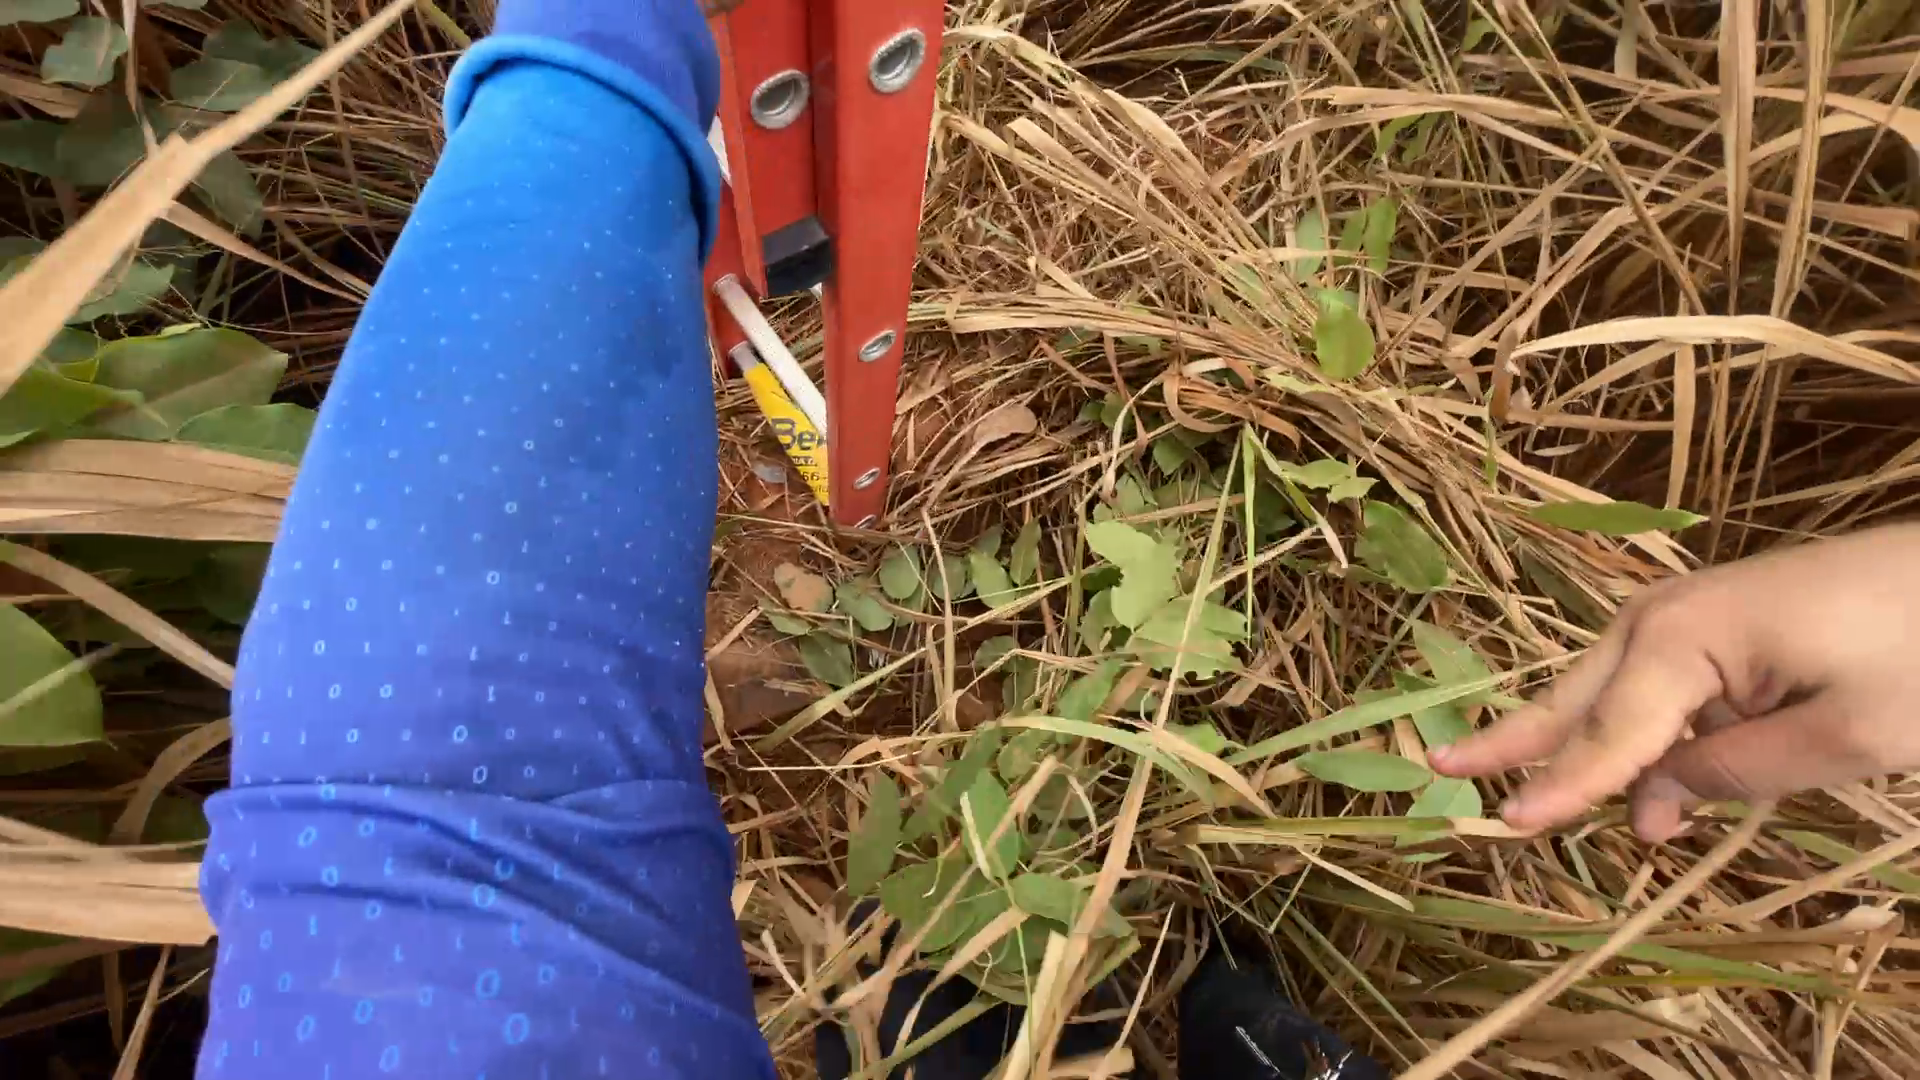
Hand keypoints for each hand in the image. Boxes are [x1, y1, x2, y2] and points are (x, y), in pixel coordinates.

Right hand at [1428, 523, 1919, 841]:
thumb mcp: (1855, 734)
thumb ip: (1737, 771)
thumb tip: (1649, 808)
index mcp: (1677, 640)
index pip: (1611, 735)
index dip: (1562, 787)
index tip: (1509, 823)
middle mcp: (1648, 621)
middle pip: (1569, 699)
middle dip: (1510, 740)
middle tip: (1444, 764)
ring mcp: (1666, 616)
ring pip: (1601, 694)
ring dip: (1578, 746)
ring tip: (1538, 790)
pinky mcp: (1694, 622)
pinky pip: (1645, 687)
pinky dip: (1633, 731)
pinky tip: (1647, 772)